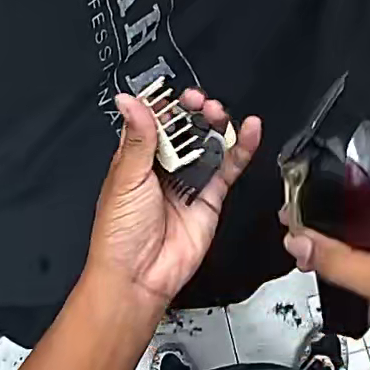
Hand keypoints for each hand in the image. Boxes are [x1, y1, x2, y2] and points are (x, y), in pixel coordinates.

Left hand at [86, 89, 261, 307]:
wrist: (140, 276)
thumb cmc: (120, 234)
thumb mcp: (126, 177)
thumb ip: (138, 137)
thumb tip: (129, 100)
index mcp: (137, 158)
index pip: (155, 122)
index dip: (167, 105)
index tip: (176, 93)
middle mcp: (164, 167)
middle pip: (186, 129)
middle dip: (195, 112)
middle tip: (200, 102)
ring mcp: (189, 181)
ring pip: (209, 144)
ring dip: (217, 125)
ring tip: (219, 112)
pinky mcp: (211, 197)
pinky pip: (229, 167)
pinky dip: (242, 148)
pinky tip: (249, 131)